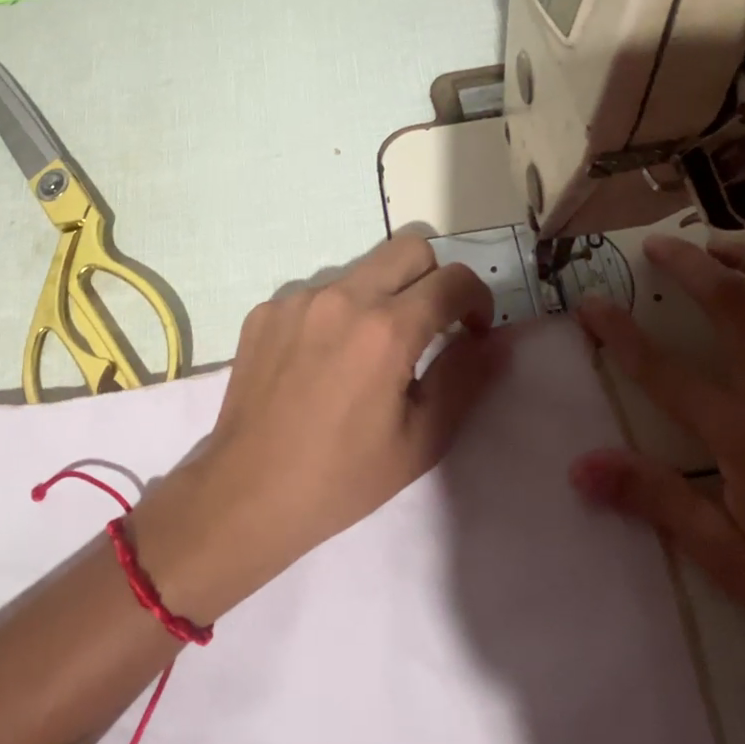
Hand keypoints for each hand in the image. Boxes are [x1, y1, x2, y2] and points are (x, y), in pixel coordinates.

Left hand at [132, 235, 505, 623]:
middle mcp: (340, 296)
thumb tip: (497, 340)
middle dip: (434, 278)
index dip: (477, 300)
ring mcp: (295, 300)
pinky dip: (335, 315)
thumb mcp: (421, 440)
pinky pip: (317, 294)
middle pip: (409, 248)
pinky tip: (322, 363)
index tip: (473, 332)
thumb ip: (466, 378)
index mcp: (385, 329)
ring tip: (367, 355)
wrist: (247, 495)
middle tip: (431, 326)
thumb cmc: (342, 478)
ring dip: (381, 298)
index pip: (452, 279)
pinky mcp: (264, 312)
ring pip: (360, 271)